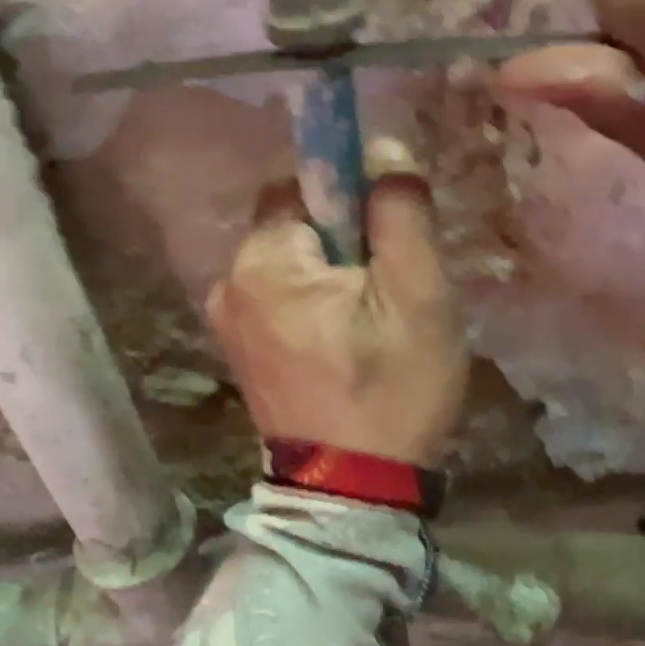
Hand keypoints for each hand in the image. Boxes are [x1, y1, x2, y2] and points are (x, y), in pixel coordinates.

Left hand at [207, 140, 467, 467]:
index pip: (303, 181)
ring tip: (371, 319)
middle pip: (294, 222)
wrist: (352, 493)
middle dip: (345, 238)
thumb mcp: (417, 297)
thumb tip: (383, 151)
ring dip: (332, 273)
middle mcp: (228, 281)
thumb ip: (400, 213)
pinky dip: (313, 302)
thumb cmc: (389, 391)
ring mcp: (227, 320)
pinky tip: (344, 340)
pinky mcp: (239, 350)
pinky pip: (279, 297)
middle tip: (389, 285)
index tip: (390, 233)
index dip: (352, 193)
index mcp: (262, 259)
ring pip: (290, 262)